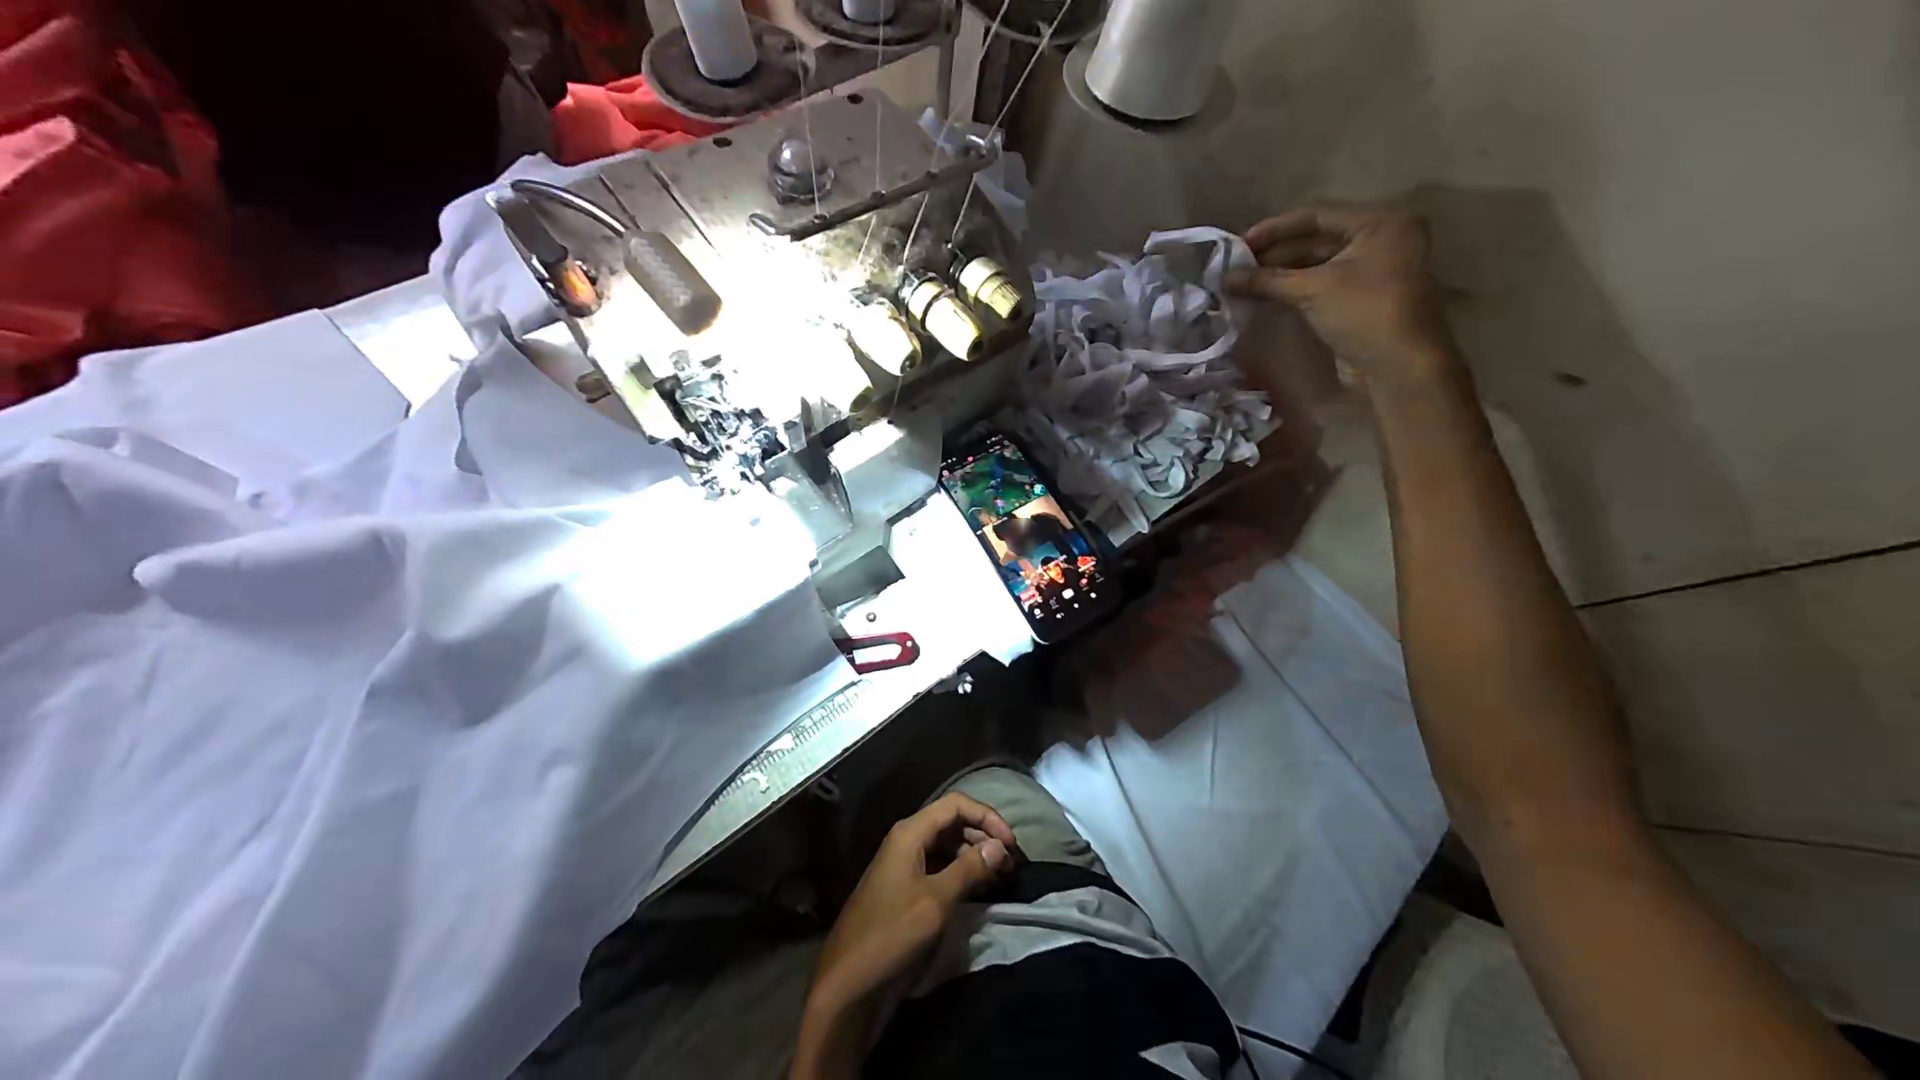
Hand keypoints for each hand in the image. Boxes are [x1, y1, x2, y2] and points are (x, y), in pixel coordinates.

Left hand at [792, 793, 1016, 1077]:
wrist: (851, 984)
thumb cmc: (893, 934)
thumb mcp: (936, 900)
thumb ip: (969, 869)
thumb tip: (999, 845)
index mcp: (910, 833)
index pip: (955, 804)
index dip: (987, 816)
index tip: (1011, 844)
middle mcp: (907, 842)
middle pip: (952, 822)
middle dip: (984, 835)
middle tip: (1012, 863)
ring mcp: (906, 866)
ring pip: (948, 846)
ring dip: (976, 855)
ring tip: (1001, 876)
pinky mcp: (908, 890)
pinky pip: (941, 868)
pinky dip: (963, 872)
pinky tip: (981, 888)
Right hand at [1228, 202, 1458, 385]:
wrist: (1398, 366)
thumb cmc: (1364, 313)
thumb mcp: (1314, 289)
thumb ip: (1268, 280)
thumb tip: (1226, 278)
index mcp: (1379, 223)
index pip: (1317, 215)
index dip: (1274, 229)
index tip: (1238, 244)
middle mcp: (1379, 240)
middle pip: (1316, 239)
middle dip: (1275, 253)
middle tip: (1236, 265)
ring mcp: (1370, 271)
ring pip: (1316, 264)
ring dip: (1279, 273)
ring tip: (1243, 281)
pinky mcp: (1359, 299)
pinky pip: (1320, 284)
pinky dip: (1292, 288)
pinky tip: (1263, 295)